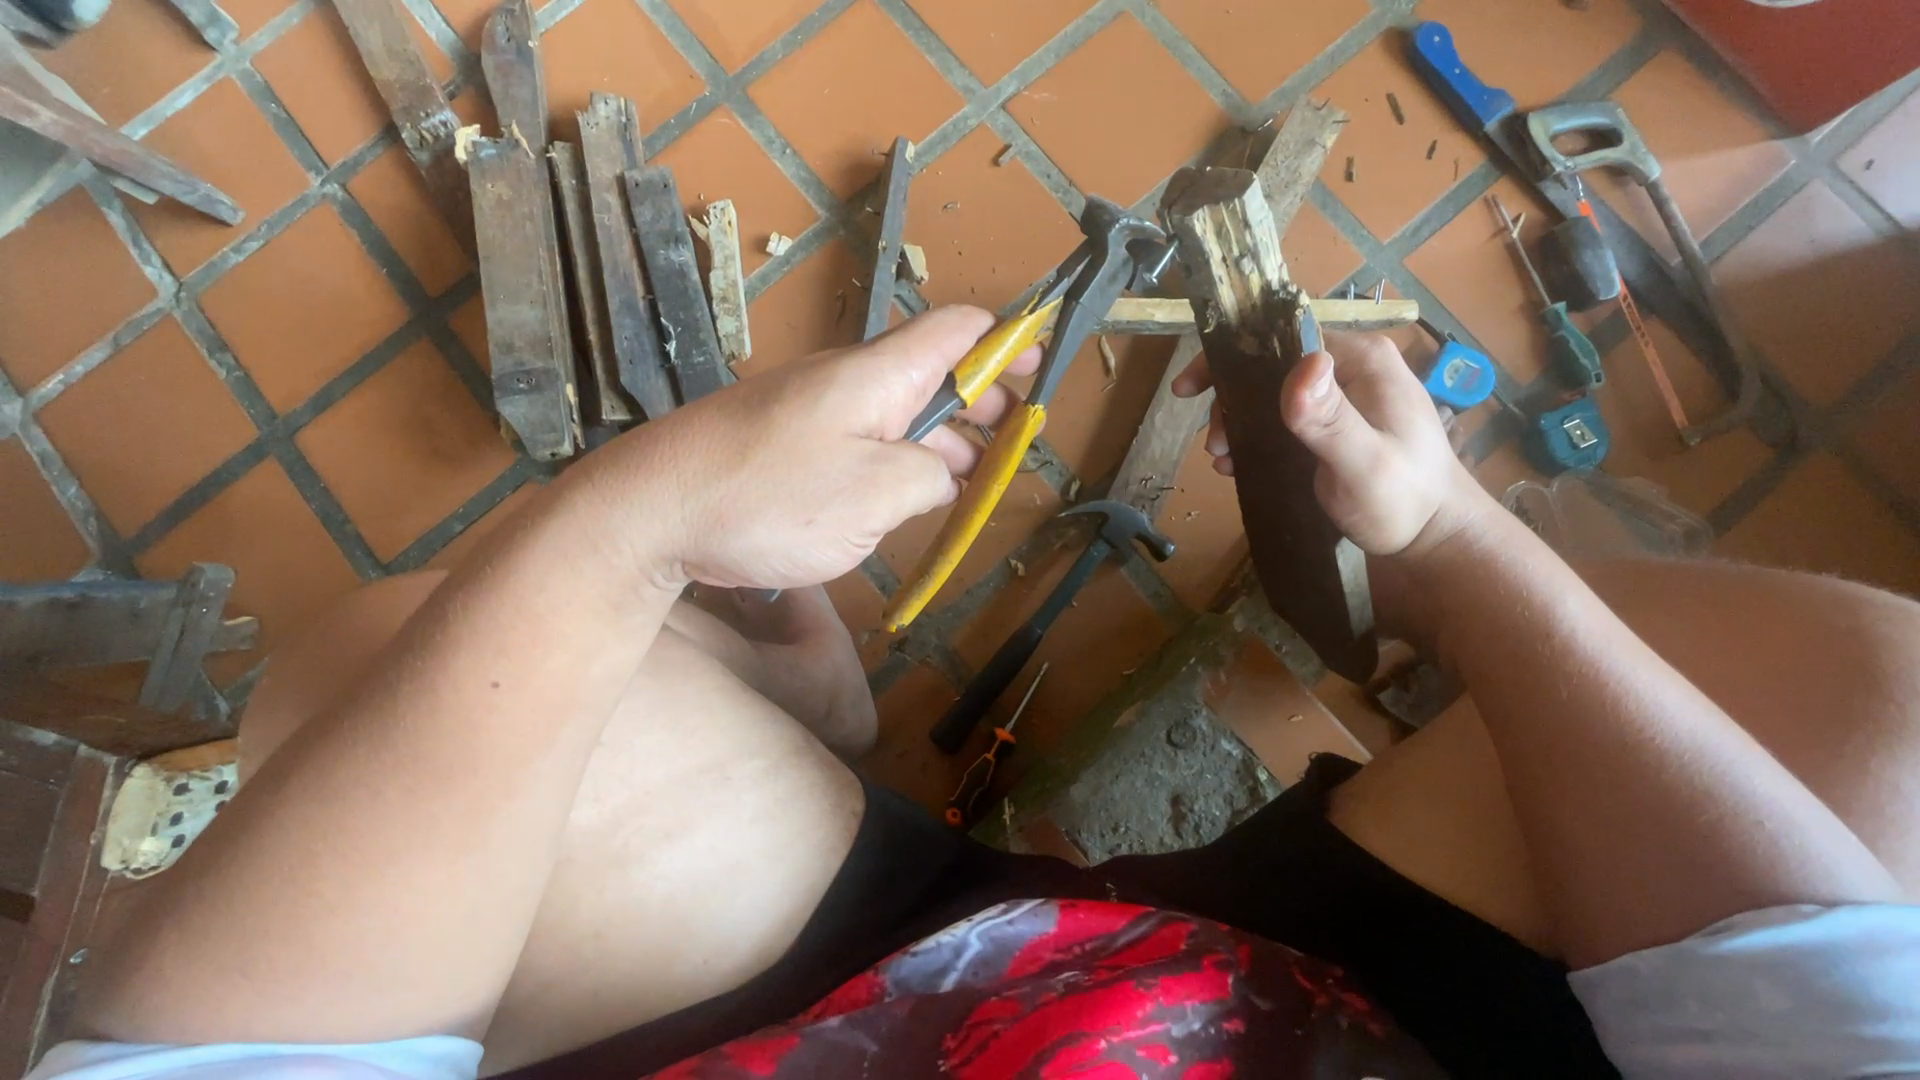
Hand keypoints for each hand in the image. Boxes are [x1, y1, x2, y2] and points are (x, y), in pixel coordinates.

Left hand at [580, 307, 1038, 590]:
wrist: (652, 511)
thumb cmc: (770, 498)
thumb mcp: (876, 494)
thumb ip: (931, 475)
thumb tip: (943, 469)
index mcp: (879, 376)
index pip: (958, 331)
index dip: (1007, 340)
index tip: (1041, 362)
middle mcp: (848, 383)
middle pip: (933, 374)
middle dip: (982, 403)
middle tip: (1012, 441)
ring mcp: (813, 414)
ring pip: (897, 415)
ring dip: (941, 441)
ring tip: (972, 479)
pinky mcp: (787, 447)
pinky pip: (860, 443)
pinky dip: (898, 463)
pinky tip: (906, 498)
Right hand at [1173, 331, 1489, 557]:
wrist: (1432, 538)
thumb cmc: (1403, 501)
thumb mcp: (1364, 463)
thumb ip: (1332, 419)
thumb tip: (1302, 366)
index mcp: (1362, 361)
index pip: (1283, 339)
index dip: (1233, 360)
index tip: (1191, 390)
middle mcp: (1350, 368)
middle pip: (1270, 366)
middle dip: (1230, 401)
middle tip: (1213, 444)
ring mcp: (1341, 397)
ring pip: (1269, 394)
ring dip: (1237, 424)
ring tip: (1222, 460)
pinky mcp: (1332, 424)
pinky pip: (1280, 419)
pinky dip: (1252, 439)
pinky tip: (1236, 465)